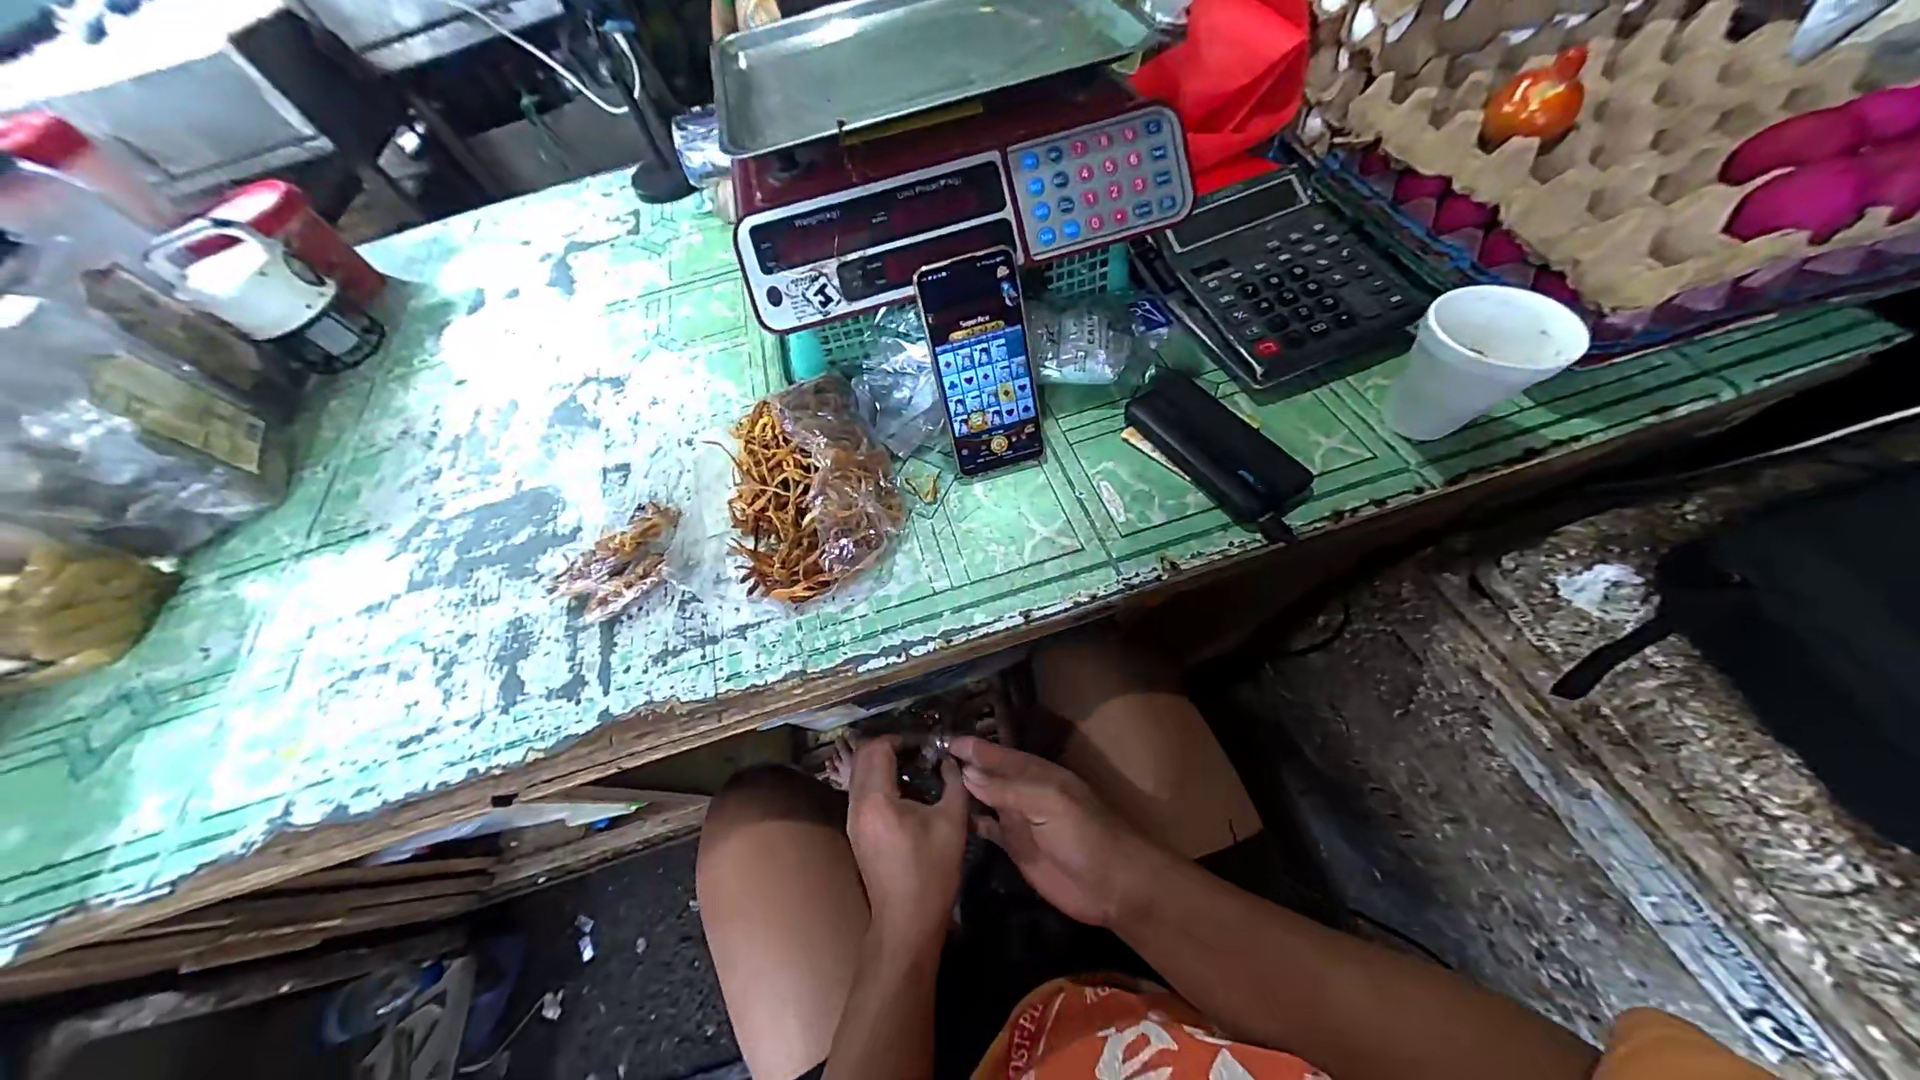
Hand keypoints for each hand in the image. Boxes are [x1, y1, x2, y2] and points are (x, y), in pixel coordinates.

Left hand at [844, 735, 969, 949]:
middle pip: (862, 758)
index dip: (898, 739)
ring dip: (879, 762)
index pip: (878, 750)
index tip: (921, 743)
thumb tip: (949, 761)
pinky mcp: (855, 831)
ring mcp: (852, 819)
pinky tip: (901, 787)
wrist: (907, 921)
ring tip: (910, 764)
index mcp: (877, 799)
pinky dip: (876, 779)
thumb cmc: (932, 871)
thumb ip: (953, 783)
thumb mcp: (953, 822)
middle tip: (915, 749)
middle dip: (887, 746)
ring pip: (858, 774)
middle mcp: (857, 805)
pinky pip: (860, 791)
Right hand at [949, 736, 1160, 927]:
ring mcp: (1019, 820)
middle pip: (988, 775)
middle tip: (926, 758)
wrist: (1113, 886)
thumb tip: (967, 773)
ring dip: (963, 792)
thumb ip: (1008, 789)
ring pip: (984, 800)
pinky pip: (988, 829)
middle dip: (962, 765)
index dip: (973, 747)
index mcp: (1035, 773)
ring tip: (929, 783)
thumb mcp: (1049, 803)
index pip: (997, 755)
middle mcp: (1023, 792)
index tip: (942, 739)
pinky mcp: (1016, 848)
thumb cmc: (1085, 835)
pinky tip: (950, 819)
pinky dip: (971, 823)